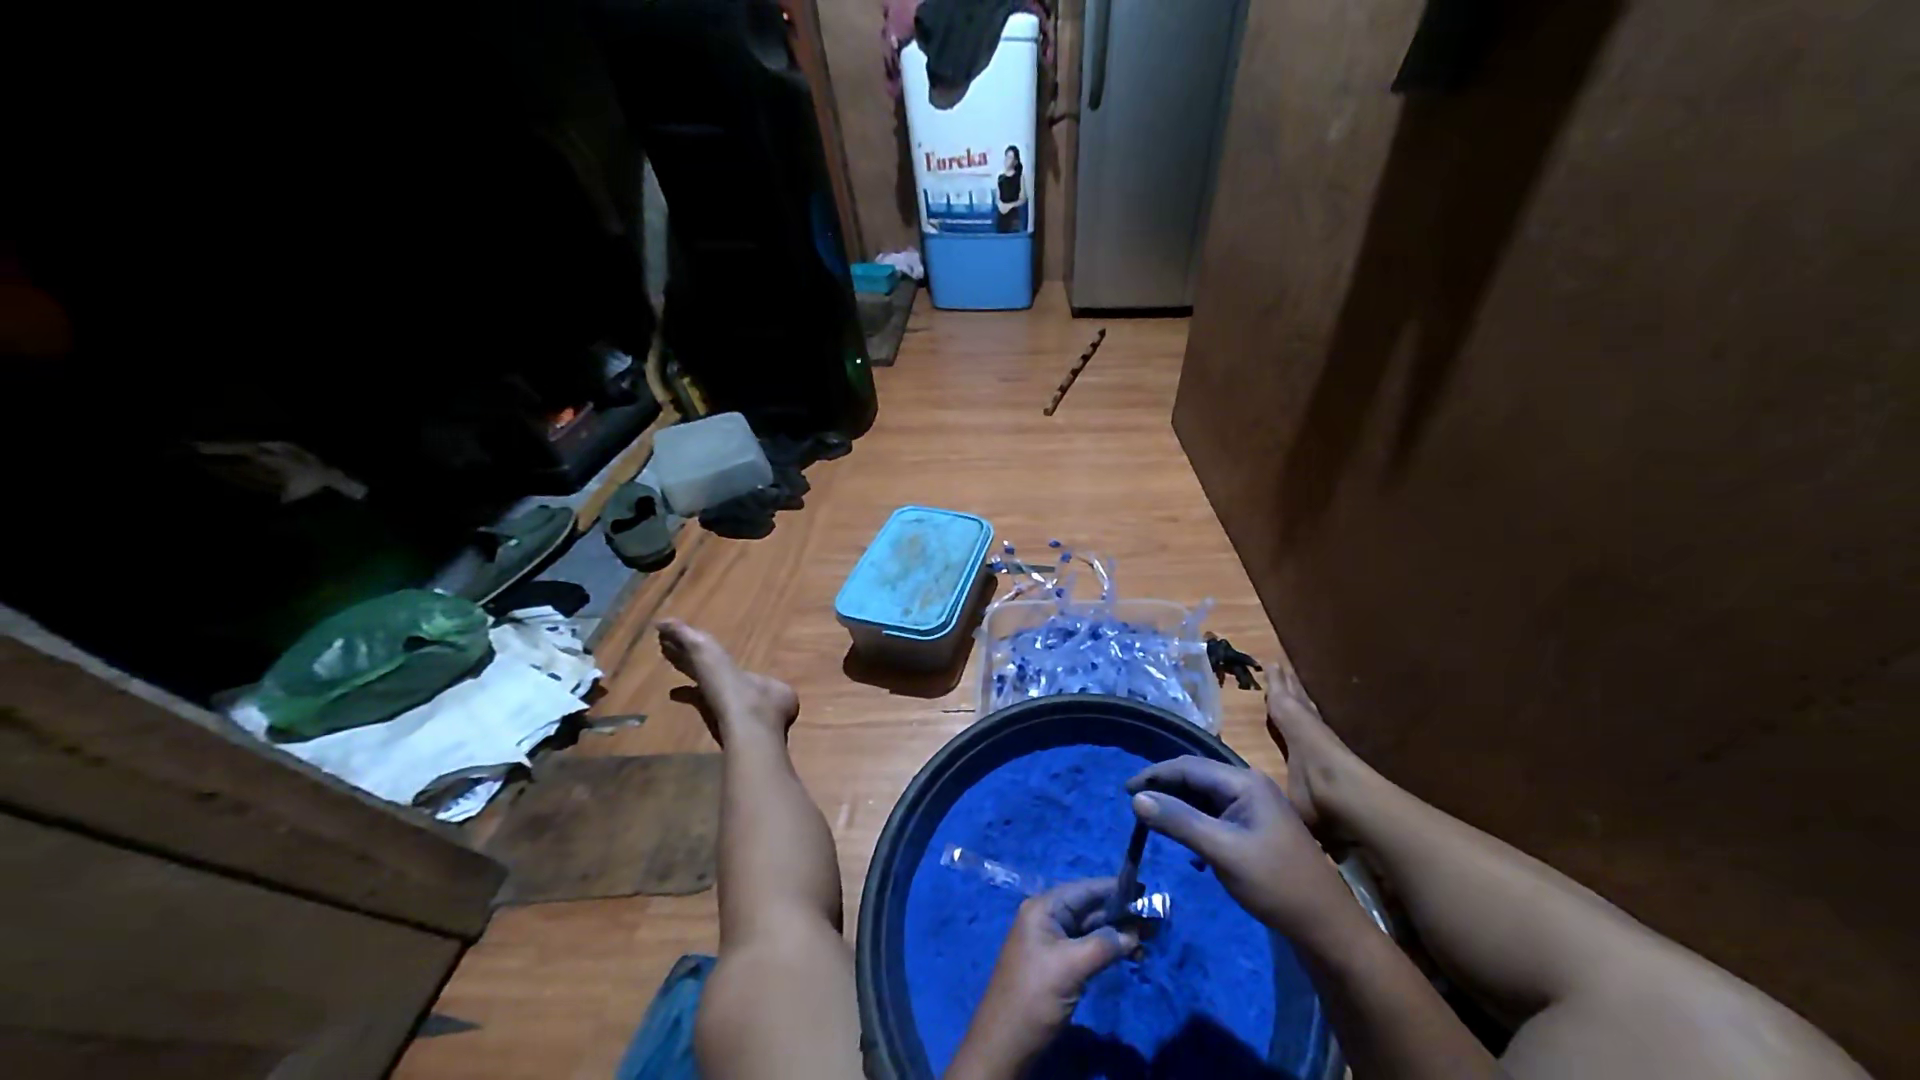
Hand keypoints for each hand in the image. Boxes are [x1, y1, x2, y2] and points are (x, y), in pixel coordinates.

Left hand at [946, 879, 1136, 1078]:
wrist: (1006, 1042)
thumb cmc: (1035, 996)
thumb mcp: (1071, 967)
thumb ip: (1104, 945)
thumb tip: (1133, 933)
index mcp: (1043, 909)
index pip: (1084, 890)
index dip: (1113, 888)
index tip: (1144, 889)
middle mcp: (1047, 919)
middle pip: (1089, 908)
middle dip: (1121, 913)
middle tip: (1155, 920)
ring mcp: (1052, 942)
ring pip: (1092, 929)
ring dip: (1119, 933)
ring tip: (1150, 940)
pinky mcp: (1058, 964)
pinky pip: (1088, 948)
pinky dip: (1109, 949)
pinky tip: (1132, 955)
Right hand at [1127, 757, 1356, 941]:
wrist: (1325, 925)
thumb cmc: (1274, 884)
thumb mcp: (1221, 851)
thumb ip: (1178, 821)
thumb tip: (1137, 798)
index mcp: (1244, 782)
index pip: (1188, 766)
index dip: (1154, 775)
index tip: (1125, 792)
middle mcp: (1249, 785)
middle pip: (1196, 777)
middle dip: (1164, 788)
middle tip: (1134, 806)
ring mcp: (1255, 805)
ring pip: (1204, 796)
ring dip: (1178, 806)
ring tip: (1152, 822)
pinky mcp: (1255, 826)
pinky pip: (1215, 813)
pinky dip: (1194, 822)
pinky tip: (1185, 843)